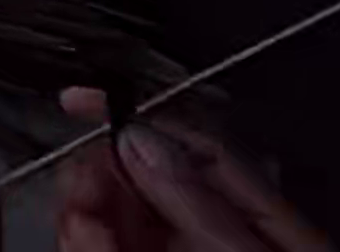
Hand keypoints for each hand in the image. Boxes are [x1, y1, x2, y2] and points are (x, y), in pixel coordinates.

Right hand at [56, 87, 332, 251]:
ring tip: (85, 231)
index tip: (78, 101)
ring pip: (104, 209)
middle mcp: (214, 239)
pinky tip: (85, 240)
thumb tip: (140, 138)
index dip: (129, 113)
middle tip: (82, 190)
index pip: (189, 143)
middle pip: (132, 173)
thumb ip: (202, 207)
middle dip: (94, 174)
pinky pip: (94, 242)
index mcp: (262, 230)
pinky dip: (81, 238)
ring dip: (80, 210)